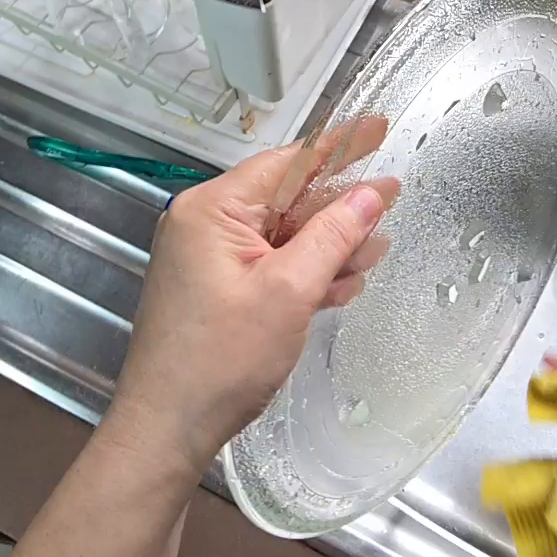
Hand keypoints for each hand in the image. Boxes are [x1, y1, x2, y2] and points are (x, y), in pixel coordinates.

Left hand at [105, 136, 399, 480]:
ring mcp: (211, 258)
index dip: (338, 146)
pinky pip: (271, 266)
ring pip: (284, 236)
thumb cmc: (221, 360)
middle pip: (288, 199)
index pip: (287, 162)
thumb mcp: (288, 292)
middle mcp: (207, 224)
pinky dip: (305, 273)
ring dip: (329, 246)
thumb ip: (333, 235)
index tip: (377, 127)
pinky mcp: (218, 288)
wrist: (168, 429)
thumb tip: (372, 192)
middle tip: (388, 207)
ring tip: (374, 253)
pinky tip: (342, 283)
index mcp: (213, 209)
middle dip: (339, 209)